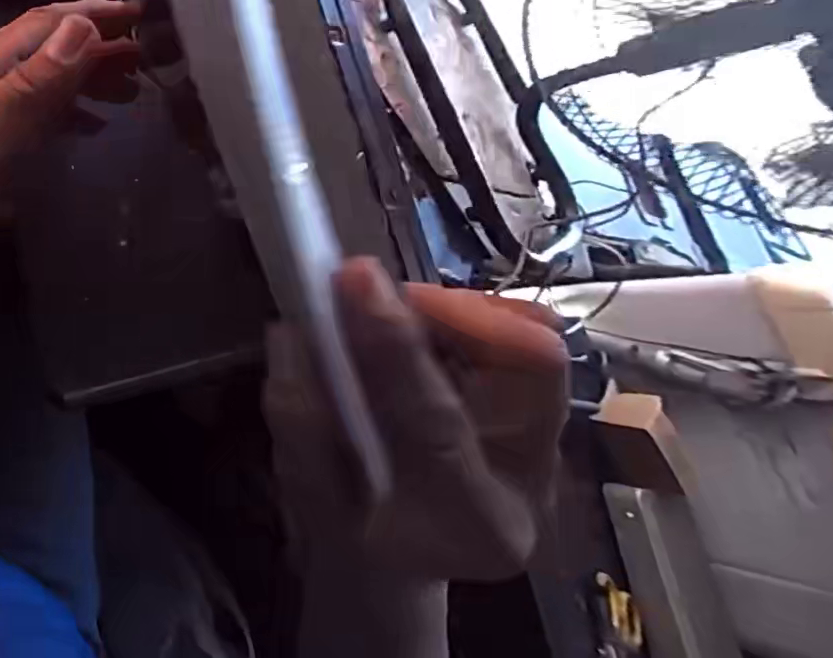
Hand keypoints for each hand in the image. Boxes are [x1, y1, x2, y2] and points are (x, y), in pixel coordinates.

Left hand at [0, 0, 139, 327]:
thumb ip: (27, 88)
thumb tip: (83, 29)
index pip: (47, 23)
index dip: (97, 14)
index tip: (146, 14)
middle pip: (51, 46)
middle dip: (101, 44)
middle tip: (153, 55)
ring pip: (47, 79)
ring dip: (89, 76)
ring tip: (136, 88)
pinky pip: (36, 113)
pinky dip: (69, 111)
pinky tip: (95, 125)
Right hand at [267, 258, 567, 582]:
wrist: (395, 554)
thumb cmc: (347, 529)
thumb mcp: (307, 492)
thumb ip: (297, 419)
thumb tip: (291, 331)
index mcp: (468, 522)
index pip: (440, 420)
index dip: (396, 347)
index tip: (352, 284)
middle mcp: (528, 485)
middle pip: (527, 366)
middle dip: (440, 306)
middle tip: (362, 277)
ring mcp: (541, 448)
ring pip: (529, 340)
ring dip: (450, 308)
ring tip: (382, 307)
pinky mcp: (533, 413)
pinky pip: (514, 336)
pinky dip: (458, 314)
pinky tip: (407, 322)